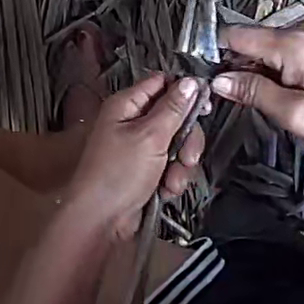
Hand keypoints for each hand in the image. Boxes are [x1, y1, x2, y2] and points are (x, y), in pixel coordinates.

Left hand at [60, 73, 206, 240]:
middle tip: (186, 155)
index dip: (184, 91)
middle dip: (186, 138)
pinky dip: (172, 178)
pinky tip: (164, 189)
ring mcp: (138, 147)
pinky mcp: (144, 170)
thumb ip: (173, 109)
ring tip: (170, 179)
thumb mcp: (150, 137)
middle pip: (174, 116)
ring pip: (176, 144)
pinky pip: (170, 166)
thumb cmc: (115, 176)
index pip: (161, 83)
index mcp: (126, 105)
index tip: (203, 105)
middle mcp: (131, 123)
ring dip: (180, 164)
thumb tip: (191, 82)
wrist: (101, 221)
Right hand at [212, 26, 303, 151]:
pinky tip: (279, 95)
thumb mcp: (292, 112)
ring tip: (258, 100)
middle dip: (233, 66)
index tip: (205, 74)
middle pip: (249, 42)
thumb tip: (221, 81)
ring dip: (254, 71)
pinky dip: (274, 71)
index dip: (214, 53)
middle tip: (230, 96)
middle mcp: (300, 35)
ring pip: (266, 49)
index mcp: (290, 45)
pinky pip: (285, 55)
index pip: (235, 36)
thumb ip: (252, 92)